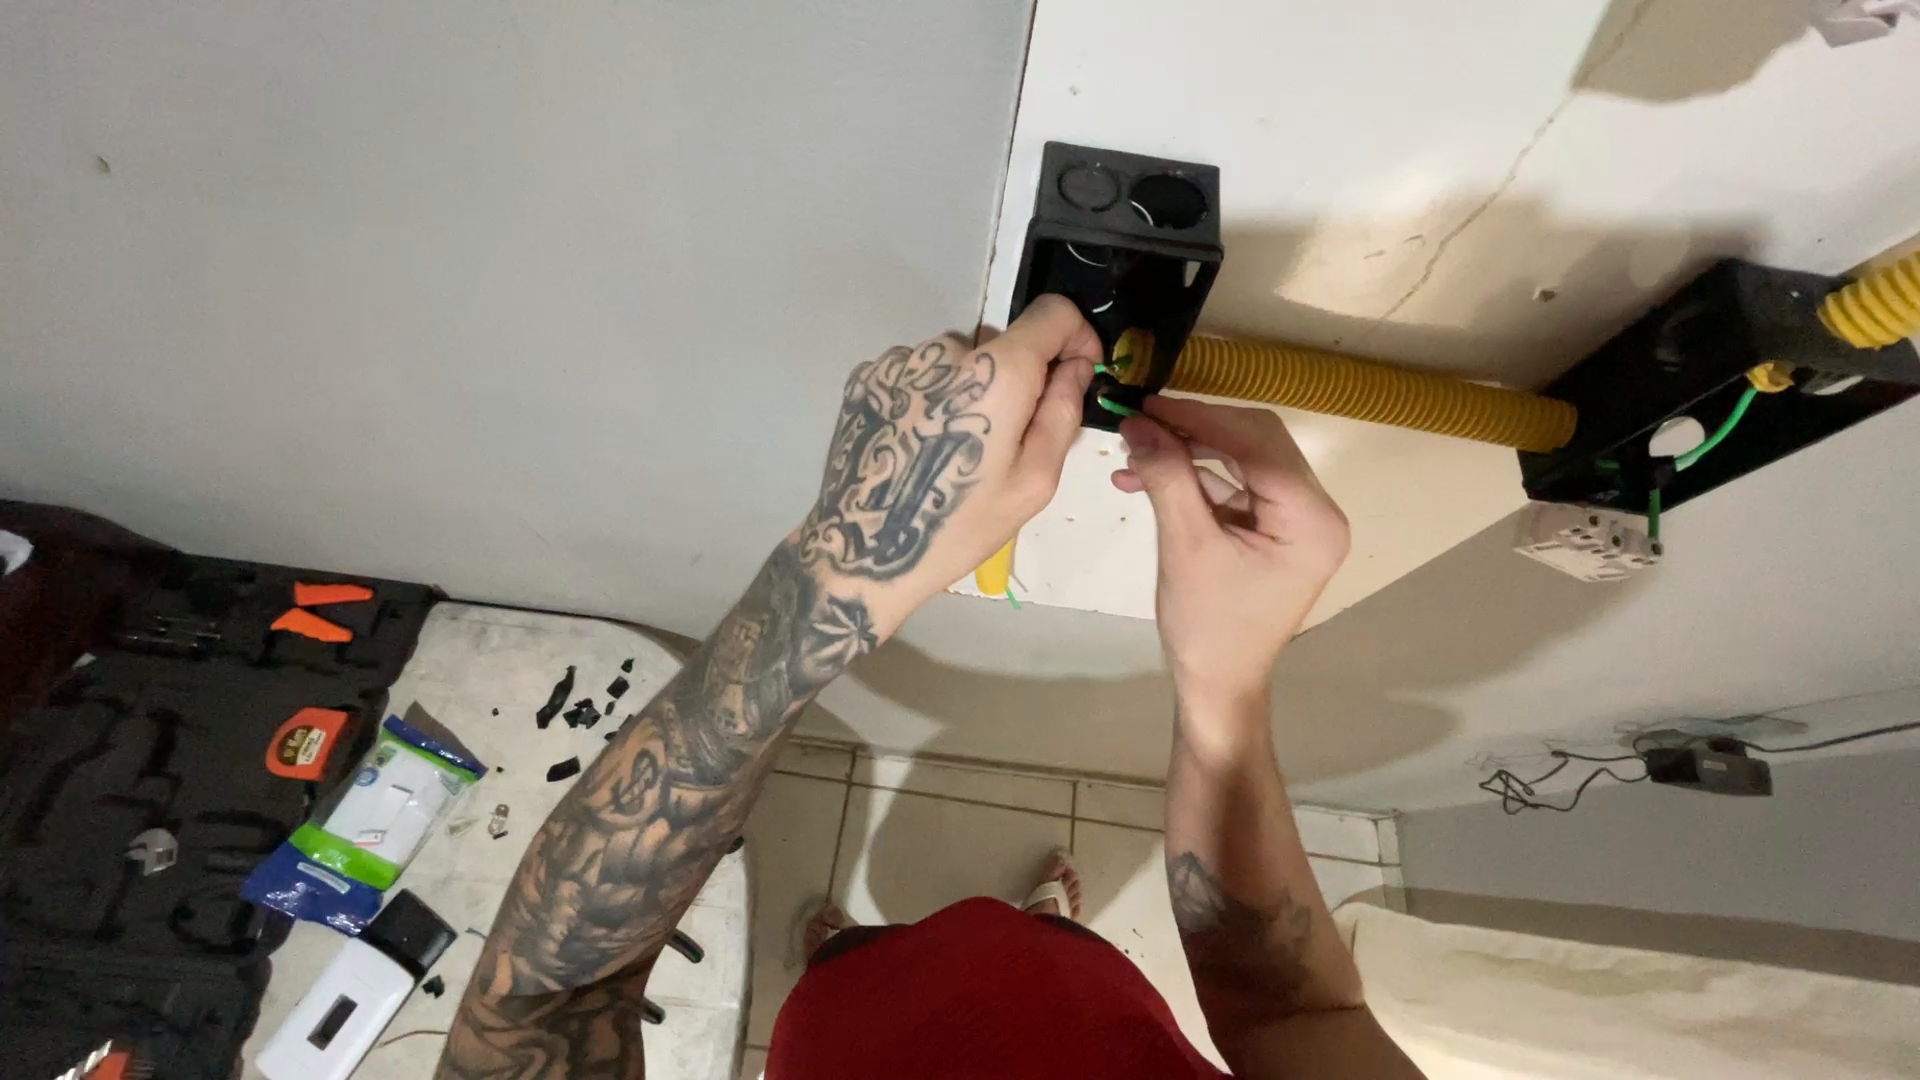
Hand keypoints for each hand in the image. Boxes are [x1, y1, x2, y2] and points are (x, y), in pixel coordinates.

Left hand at [796, 294, 1097, 633]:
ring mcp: (900, 360)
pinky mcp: (868, 378)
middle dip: (1015, 381)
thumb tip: (1075, 365)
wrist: (864, 551)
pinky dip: (932, 397)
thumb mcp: (1033, 482)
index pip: (1052, 313)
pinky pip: (920, 374)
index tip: (1073, 372)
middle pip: (1001, 344)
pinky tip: (919, 444)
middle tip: (1000, 445)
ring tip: (950, 451)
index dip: (1075, 336)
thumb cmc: (959, 526)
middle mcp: (946, 350)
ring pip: (958, 360)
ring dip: (968, 390)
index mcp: (996, 373)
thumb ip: (1061, 413)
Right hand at [1111, 398, 1348, 711]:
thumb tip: (1138, 423)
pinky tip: (1146, 477)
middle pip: (1255, 444)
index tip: (1148, 405)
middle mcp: (1316, 511)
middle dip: (1194, 430)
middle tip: (1141, 422)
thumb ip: (1168, 478)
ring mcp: (1295, 521)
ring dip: (1187, 453)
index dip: (1201, 418)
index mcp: (1312, 519)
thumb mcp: (1186, 547)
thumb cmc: (1207, 626)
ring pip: (1240, 461)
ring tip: (1135, 450)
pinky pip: (1232, 488)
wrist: (1216, 684)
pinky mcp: (1270, 530)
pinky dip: (1192, 479)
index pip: (1258, 443)